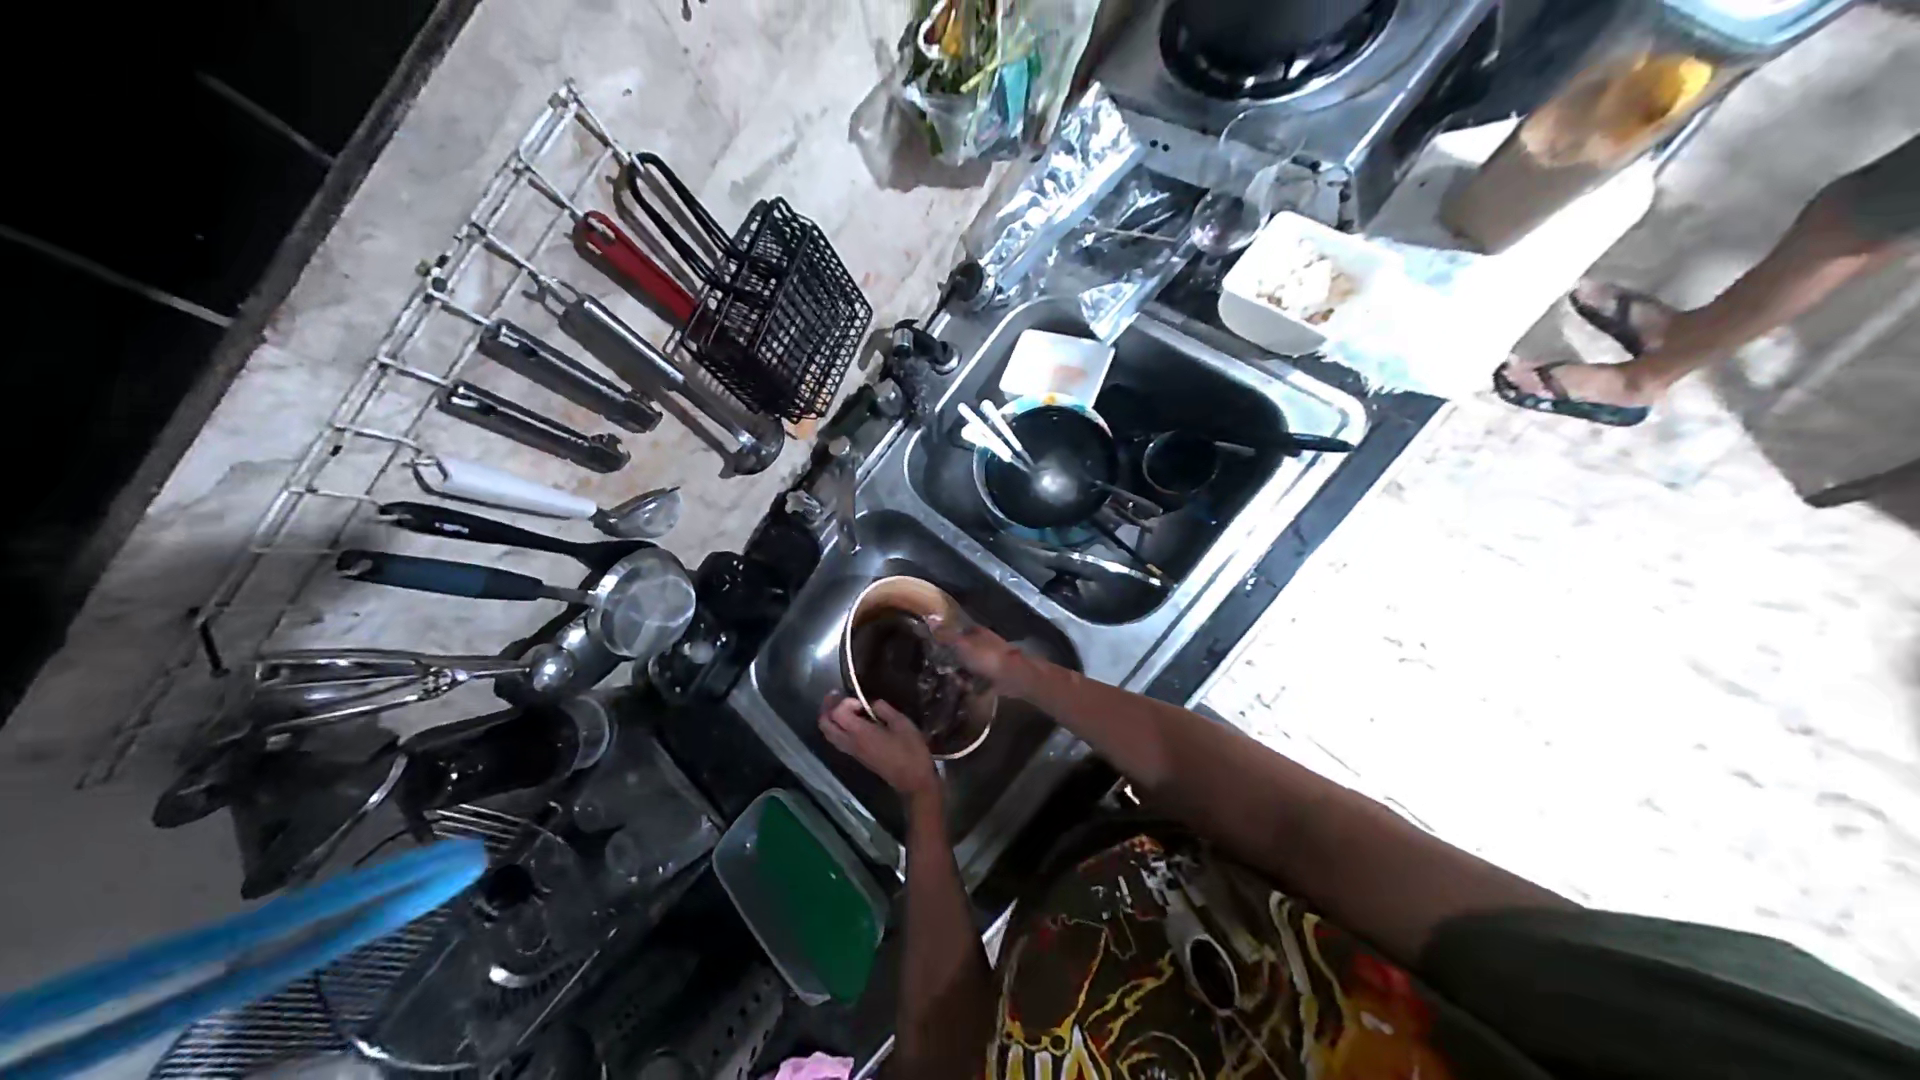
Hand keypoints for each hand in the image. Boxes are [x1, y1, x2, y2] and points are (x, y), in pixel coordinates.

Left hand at [818, 693, 939, 804]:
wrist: (912, 780)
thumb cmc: (910, 750)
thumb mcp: (902, 723)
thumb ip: (884, 709)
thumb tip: (872, 704)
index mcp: (860, 733)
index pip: (837, 713)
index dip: (844, 702)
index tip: (860, 701)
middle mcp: (850, 742)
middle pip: (825, 725)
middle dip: (827, 708)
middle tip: (837, 695)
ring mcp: (852, 751)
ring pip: (829, 734)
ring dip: (830, 718)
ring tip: (841, 706)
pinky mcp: (856, 756)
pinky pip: (837, 740)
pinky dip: (836, 727)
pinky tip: (850, 720)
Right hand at [929, 618, 1032, 695]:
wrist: (1012, 677)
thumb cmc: (986, 657)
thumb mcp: (962, 644)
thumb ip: (945, 634)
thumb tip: (929, 618)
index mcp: (977, 632)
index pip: (957, 632)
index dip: (945, 640)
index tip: (935, 650)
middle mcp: (983, 644)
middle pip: (961, 651)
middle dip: (952, 662)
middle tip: (943, 670)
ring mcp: (990, 660)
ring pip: (968, 667)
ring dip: (961, 675)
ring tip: (957, 682)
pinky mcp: (994, 676)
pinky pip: (976, 680)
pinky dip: (971, 684)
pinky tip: (968, 689)